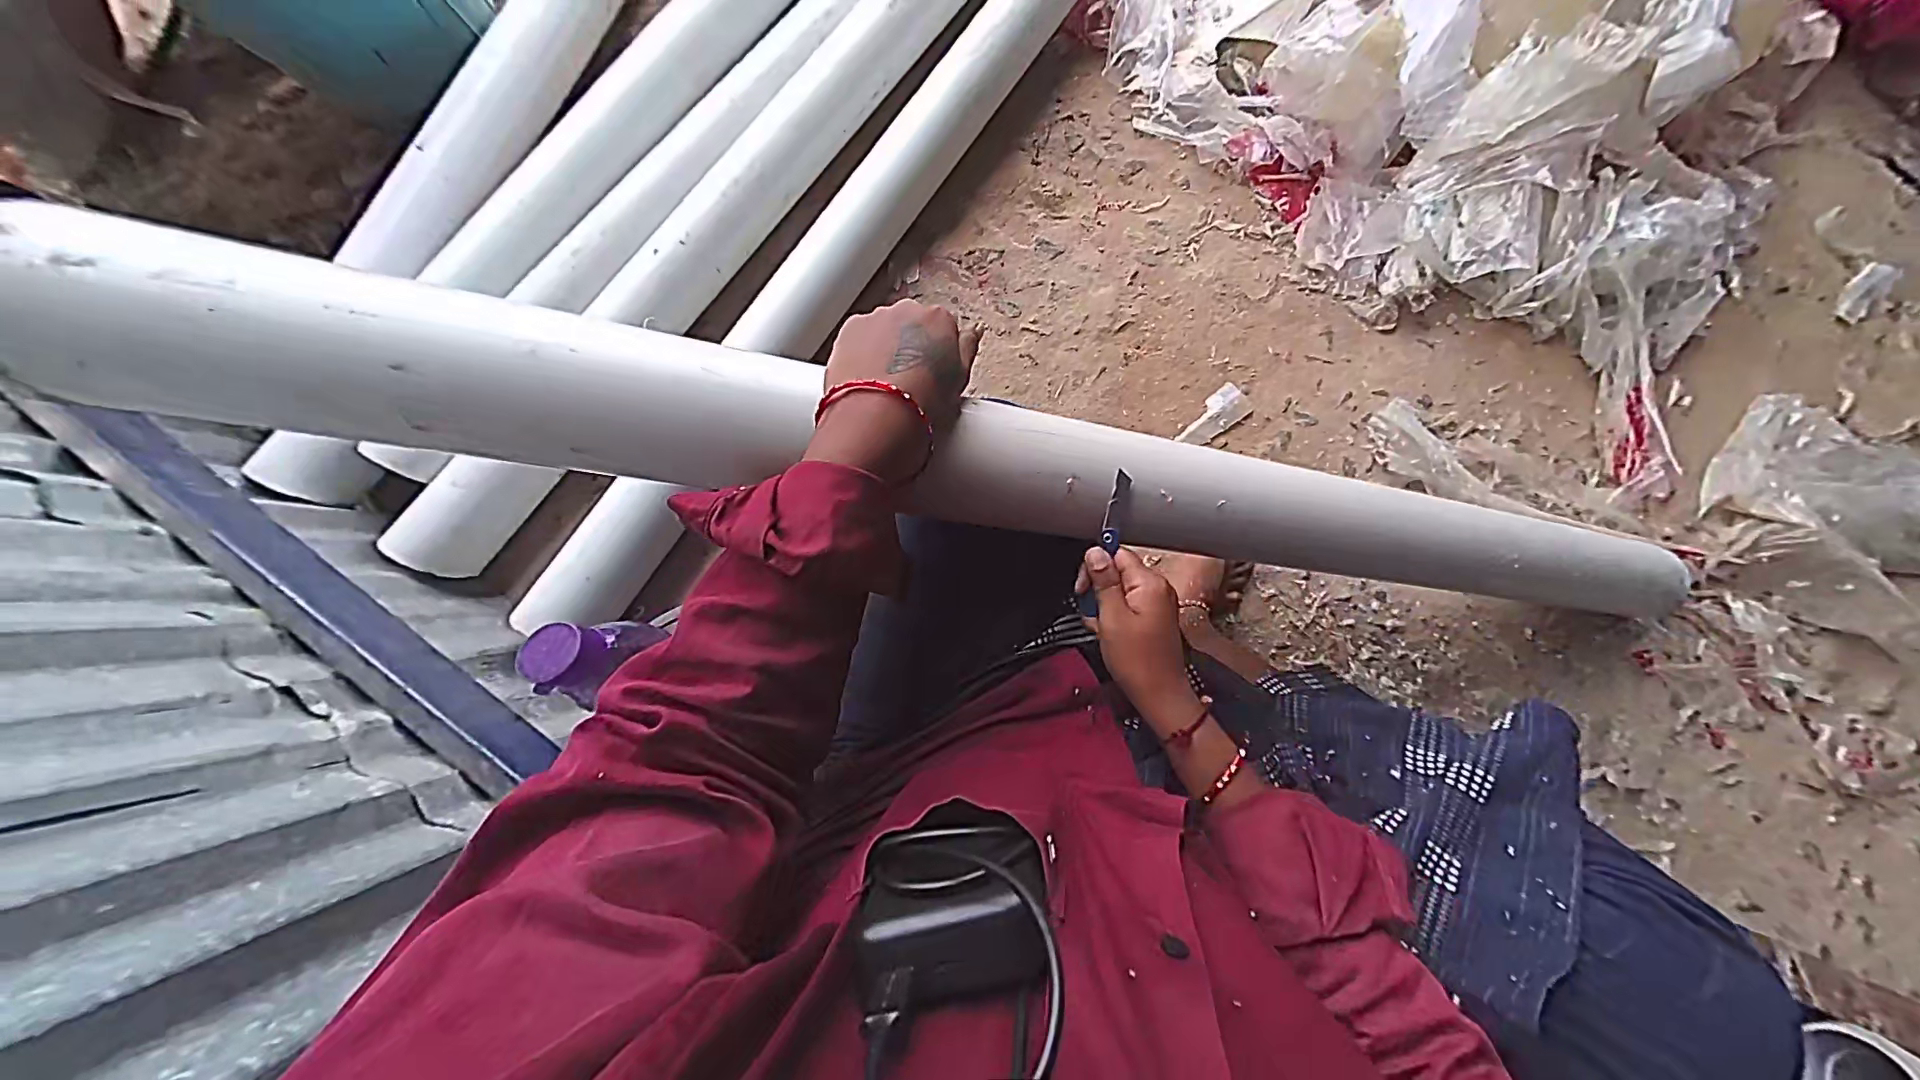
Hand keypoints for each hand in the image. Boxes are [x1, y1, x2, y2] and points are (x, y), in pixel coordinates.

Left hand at [804, 300, 979, 483]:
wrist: (878, 417)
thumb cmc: (921, 403)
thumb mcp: (960, 379)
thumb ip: (967, 348)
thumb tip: (971, 335)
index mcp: (940, 319)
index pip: (942, 327)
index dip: (938, 352)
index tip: (932, 372)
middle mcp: (908, 310)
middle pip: (911, 325)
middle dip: (909, 347)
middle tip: (909, 381)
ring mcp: (876, 318)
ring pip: (882, 330)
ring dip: (883, 350)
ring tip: (885, 385)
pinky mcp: (849, 330)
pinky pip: (858, 338)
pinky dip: (861, 353)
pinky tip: (866, 380)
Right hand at [1078, 547, 1197, 721]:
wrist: (1159, 694)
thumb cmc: (1137, 661)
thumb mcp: (1111, 616)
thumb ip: (1103, 581)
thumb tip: (1095, 552)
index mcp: (1149, 583)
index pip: (1117, 554)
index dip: (1095, 567)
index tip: (1083, 587)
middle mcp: (1158, 589)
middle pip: (1118, 570)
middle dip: (1098, 587)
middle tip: (1090, 609)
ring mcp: (1157, 603)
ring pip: (1120, 589)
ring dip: (1104, 604)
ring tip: (1101, 626)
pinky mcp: (1154, 618)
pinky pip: (1128, 605)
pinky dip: (1114, 615)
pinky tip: (1109, 632)